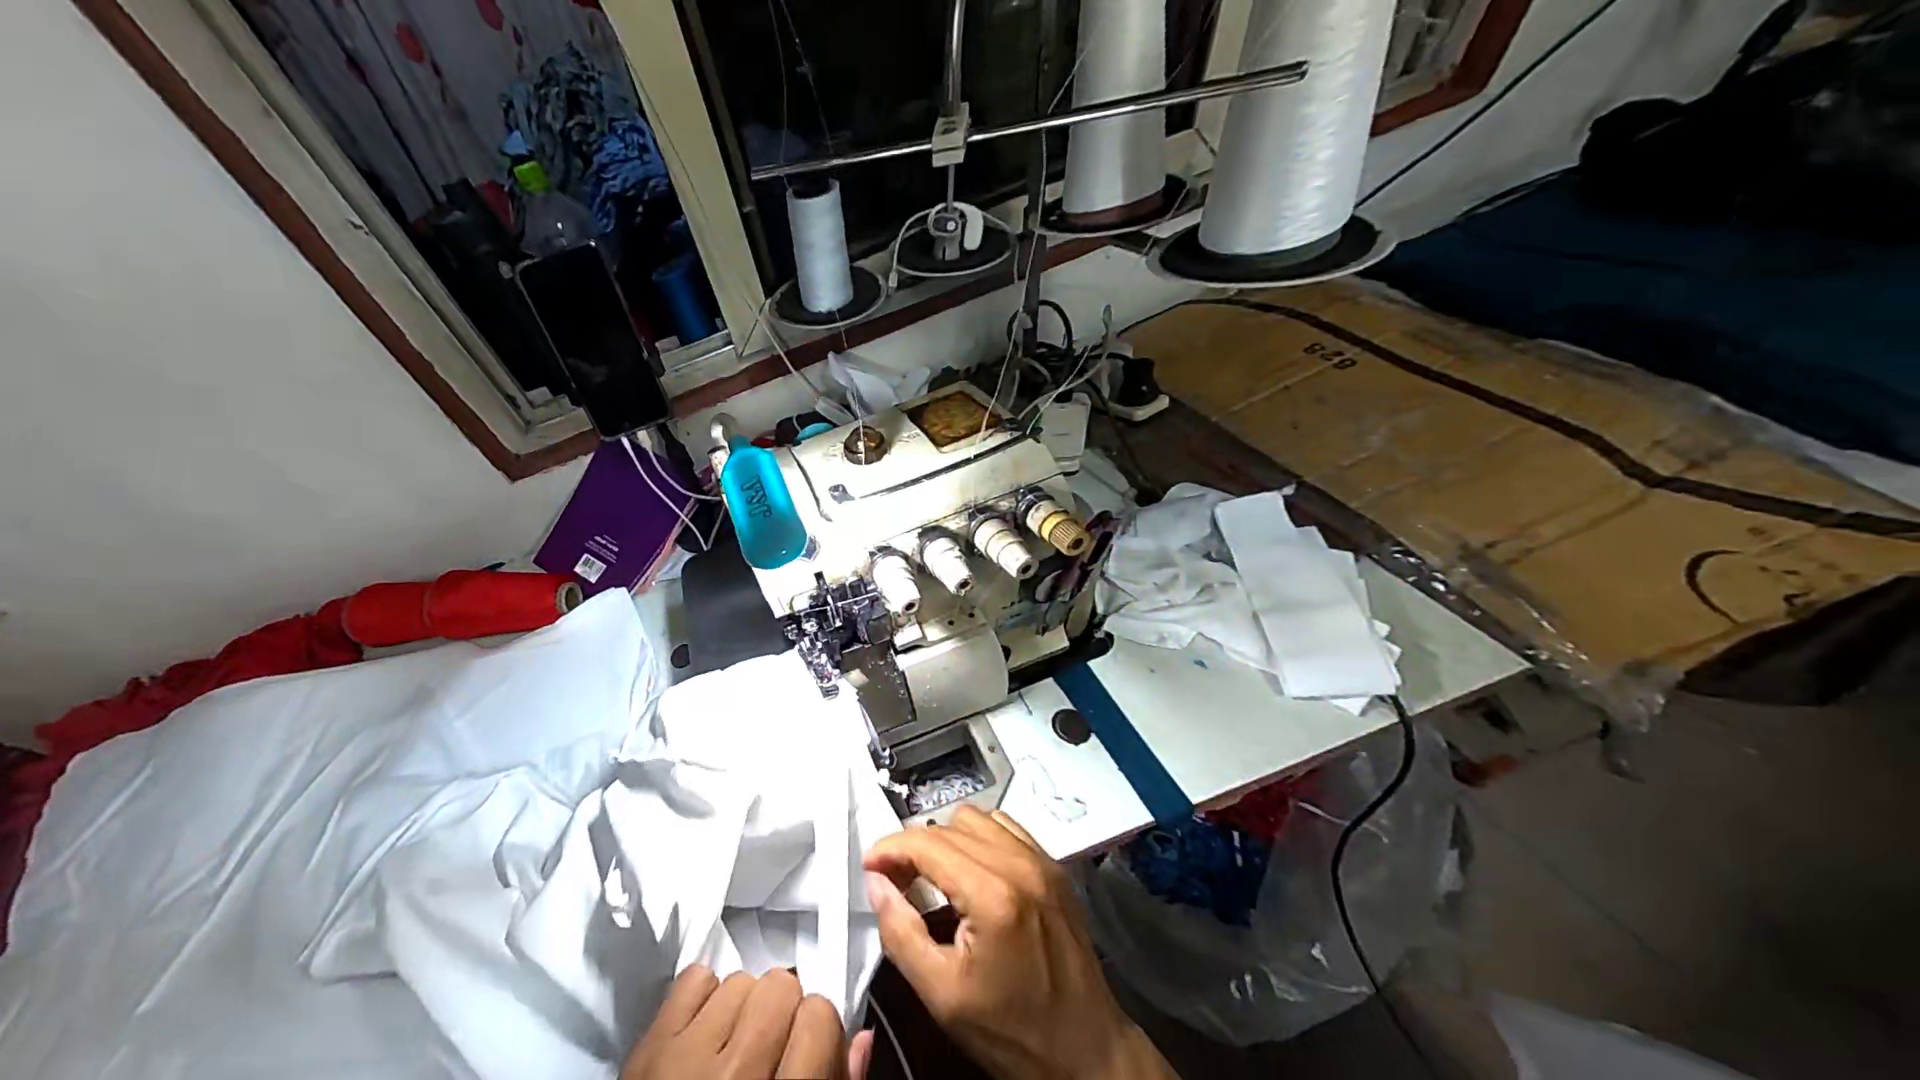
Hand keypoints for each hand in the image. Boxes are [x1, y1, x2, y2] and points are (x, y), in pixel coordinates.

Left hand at [622, 964, 873, 1079]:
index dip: (819, 1028)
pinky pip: (693, 980)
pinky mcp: (647, 1051)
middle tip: (773, 1042)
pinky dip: (702, 998)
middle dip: (783, 1010)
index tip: (808, 1045)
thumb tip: (860, 1037)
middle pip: (781, 987)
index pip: (819, 1016)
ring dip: (743, 1005)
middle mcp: (736, 1079)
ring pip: (739, 980)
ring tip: (734, 1042)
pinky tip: (704, 1032)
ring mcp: (684, 1062)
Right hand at [862, 806, 1176, 1079]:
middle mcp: (1021, 865)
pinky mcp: (1054, 868)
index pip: (928, 843)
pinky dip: (979, 840)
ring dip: (947, 840)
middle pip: (950, 826)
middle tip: (895, 880)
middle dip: (914, 847)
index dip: (890, 848)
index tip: (870, 865)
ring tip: (932, 877)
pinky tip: (970, 873)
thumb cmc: (1014, 1031)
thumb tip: (877, 885)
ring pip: (978, 818)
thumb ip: (901, 933)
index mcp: (994, 895)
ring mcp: (1043, 862)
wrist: (1086, 1051)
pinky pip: (1007, 829)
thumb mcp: (942, 994)